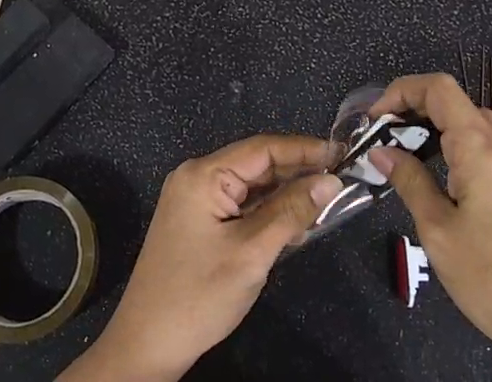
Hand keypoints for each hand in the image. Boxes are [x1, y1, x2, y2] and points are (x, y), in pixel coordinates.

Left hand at [59, 134, 343, 381]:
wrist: (148, 343)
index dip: (305, 149)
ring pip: (251, 186)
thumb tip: (330, 181)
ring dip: (286, 193)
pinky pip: (241, 205)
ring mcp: (195, 200)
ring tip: (328, 200)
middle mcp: (197, 177)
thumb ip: (291, 212)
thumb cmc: (199, 294)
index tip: (343, 154)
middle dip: (299, 171)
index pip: (263, 148)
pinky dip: (269, 211)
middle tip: (343, 180)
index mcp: (204, 174)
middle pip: (257, 164)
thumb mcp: (252, 252)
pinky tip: (297, 221)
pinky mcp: (198, 223)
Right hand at [368, 74, 491, 381]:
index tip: (375, 120)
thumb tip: (383, 152)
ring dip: (438, 133)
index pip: (439, 88)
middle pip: (457, 104)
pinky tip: (445, 187)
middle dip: (416, 112)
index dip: (401, 91)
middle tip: (385, 142)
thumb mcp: (439, 232)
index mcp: (481, 148)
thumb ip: (410, 183)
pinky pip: (491, 154)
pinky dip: (460, 153)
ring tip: (408, 163)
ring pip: (476, 129)